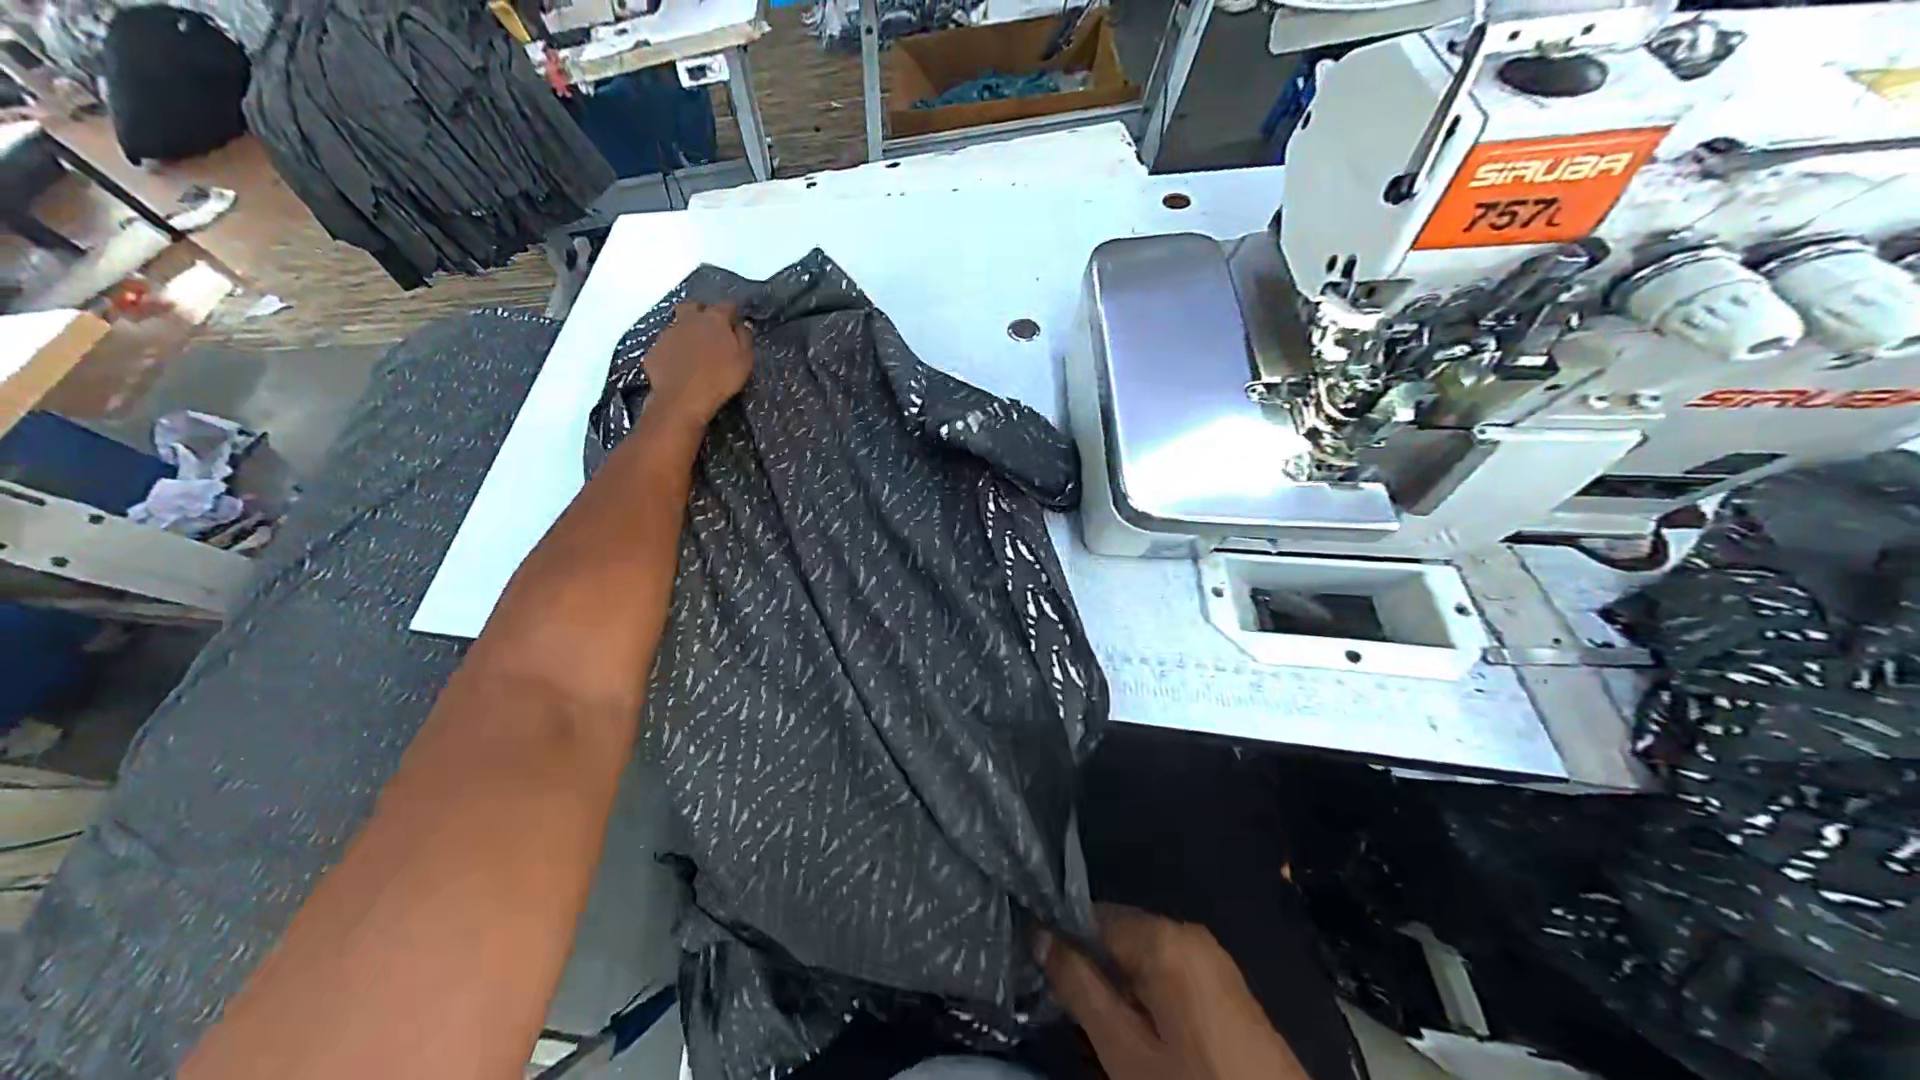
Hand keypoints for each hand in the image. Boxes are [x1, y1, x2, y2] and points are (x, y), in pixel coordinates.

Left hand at [642, 300, 753, 423]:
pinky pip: (666, 345)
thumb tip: (742, 324)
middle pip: (693, 306)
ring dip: (685, 331)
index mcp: (714, 320)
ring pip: (677, 324)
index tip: (736, 319)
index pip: (726, 306)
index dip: (732, 311)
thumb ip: (744, 338)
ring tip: (693, 348)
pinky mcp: (654, 350)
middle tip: (709, 326)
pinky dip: (673, 350)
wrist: (682, 399)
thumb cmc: (720, 379)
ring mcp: (668, 334)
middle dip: (701, 311)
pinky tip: (678, 364)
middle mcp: (688, 320)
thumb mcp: (744, 360)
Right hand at [1043, 904, 1309, 1079]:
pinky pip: (1167, 970)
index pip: (1090, 916)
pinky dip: (1144, 991)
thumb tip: (1039, 936)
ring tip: (1096, 1021)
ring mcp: (1211, 957)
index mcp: (1163, 936)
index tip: (1037, 968)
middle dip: (1089, 963)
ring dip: (1115, 981)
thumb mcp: (1124, 1050)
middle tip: (1065, 1006)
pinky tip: (1136, 1028)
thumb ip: (1078, 987)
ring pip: (1141, 953)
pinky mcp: (1224, 984)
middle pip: (1117, 932)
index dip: (1060, 940)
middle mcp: (1187, 932)